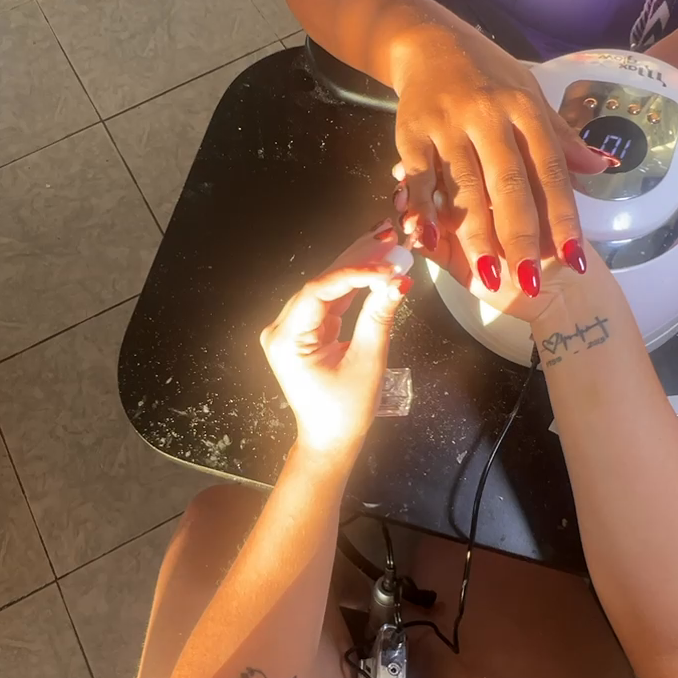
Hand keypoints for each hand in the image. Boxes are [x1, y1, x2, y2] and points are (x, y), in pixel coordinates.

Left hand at [260, 231, 409, 461]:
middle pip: (321, 284)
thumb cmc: (344, 411)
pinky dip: (351, 287)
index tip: (387, 265)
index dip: (354, 273)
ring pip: (326, 289)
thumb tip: (398, 282)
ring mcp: (290, 329)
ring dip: (356, 269)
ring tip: (386, 245)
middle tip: (388, 237)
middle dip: (356, 261)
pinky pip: (329, 302)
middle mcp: (280, 329)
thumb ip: (378, 318)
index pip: (319, 291)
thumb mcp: (366, 363)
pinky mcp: (304, 331)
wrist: (330, 439)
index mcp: (286, 340)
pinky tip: (374, 268)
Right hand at [389, 23, 612, 297]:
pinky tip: (426, 240)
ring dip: (476, 236)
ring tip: (489, 276)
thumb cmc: (486, 74)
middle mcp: (488, 116)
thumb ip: (560, 137)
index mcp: (524, 109)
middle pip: (509, 185)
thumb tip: (601, 168)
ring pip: (464, 188)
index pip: (550, 171)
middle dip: (521, 237)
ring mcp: (447, 126)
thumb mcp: (529, 95)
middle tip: (531, 281)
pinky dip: (421, 210)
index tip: (574, 259)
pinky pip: (418, 179)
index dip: (563, 217)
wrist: (428, 41)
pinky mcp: (411, 134)